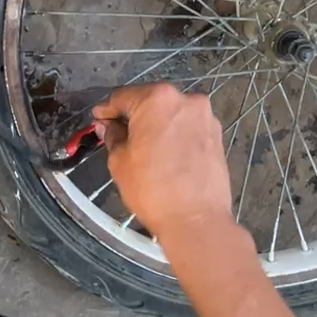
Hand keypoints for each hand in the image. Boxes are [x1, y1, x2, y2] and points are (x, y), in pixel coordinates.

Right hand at [92, 83, 234, 247]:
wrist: (196, 220)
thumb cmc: (152, 188)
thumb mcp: (120, 161)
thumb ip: (113, 136)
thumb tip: (109, 125)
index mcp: (157, 99)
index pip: (124, 97)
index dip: (107, 108)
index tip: (98, 117)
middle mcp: (185, 99)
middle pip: (151, 101)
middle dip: (134, 114)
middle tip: (117, 130)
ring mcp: (206, 116)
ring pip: (172, 113)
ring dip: (156, 123)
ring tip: (143, 143)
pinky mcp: (217, 135)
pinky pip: (188, 127)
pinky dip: (175, 134)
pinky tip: (166, 151)